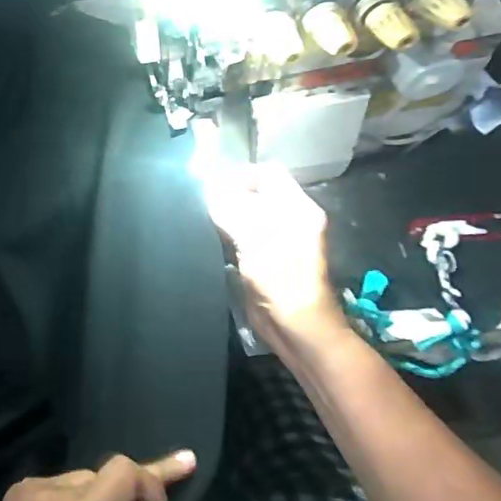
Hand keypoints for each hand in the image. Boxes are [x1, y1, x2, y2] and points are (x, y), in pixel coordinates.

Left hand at [0, 451, 196, 500]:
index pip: (122, 471)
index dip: (154, 477)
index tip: (176, 491)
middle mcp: (51, 491)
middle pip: (103, 475)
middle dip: (130, 494)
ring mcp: (29, 489)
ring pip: (81, 480)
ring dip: (101, 500)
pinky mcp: (15, 495)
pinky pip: (57, 487)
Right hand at [202, 163, 357, 358]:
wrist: (297, 328)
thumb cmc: (281, 280)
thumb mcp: (254, 237)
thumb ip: (230, 208)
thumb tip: (207, 188)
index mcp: (297, 208)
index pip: (267, 172)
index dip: (239, 174)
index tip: (212, 185)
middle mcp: (290, 218)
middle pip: (255, 192)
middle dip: (228, 194)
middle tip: (202, 203)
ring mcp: (279, 238)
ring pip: (246, 212)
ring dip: (225, 214)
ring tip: (203, 219)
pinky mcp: (266, 257)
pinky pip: (243, 233)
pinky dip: (226, 232)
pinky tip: (211, 239)